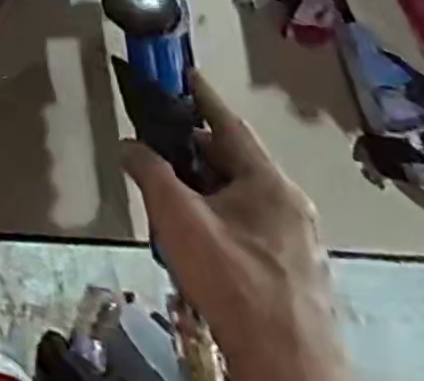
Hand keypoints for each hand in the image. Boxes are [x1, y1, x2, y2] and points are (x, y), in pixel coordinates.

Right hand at [122, 72, 350, 380]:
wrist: (287, 362)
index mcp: (270, 185)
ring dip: (195, 184)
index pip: (228, 125)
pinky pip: (239, 218)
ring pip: (232, 191)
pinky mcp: (284, 263)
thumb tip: (131, 146)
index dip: (201, 96)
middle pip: (229, 159)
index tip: (182, 72)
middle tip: (154, 140)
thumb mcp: (177, 215)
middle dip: (188, 148)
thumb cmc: (232, 279)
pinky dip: (208, 210)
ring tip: (161, 192)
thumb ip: (149, 170)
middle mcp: (288, 204)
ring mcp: (291, 237)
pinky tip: (185, 232)